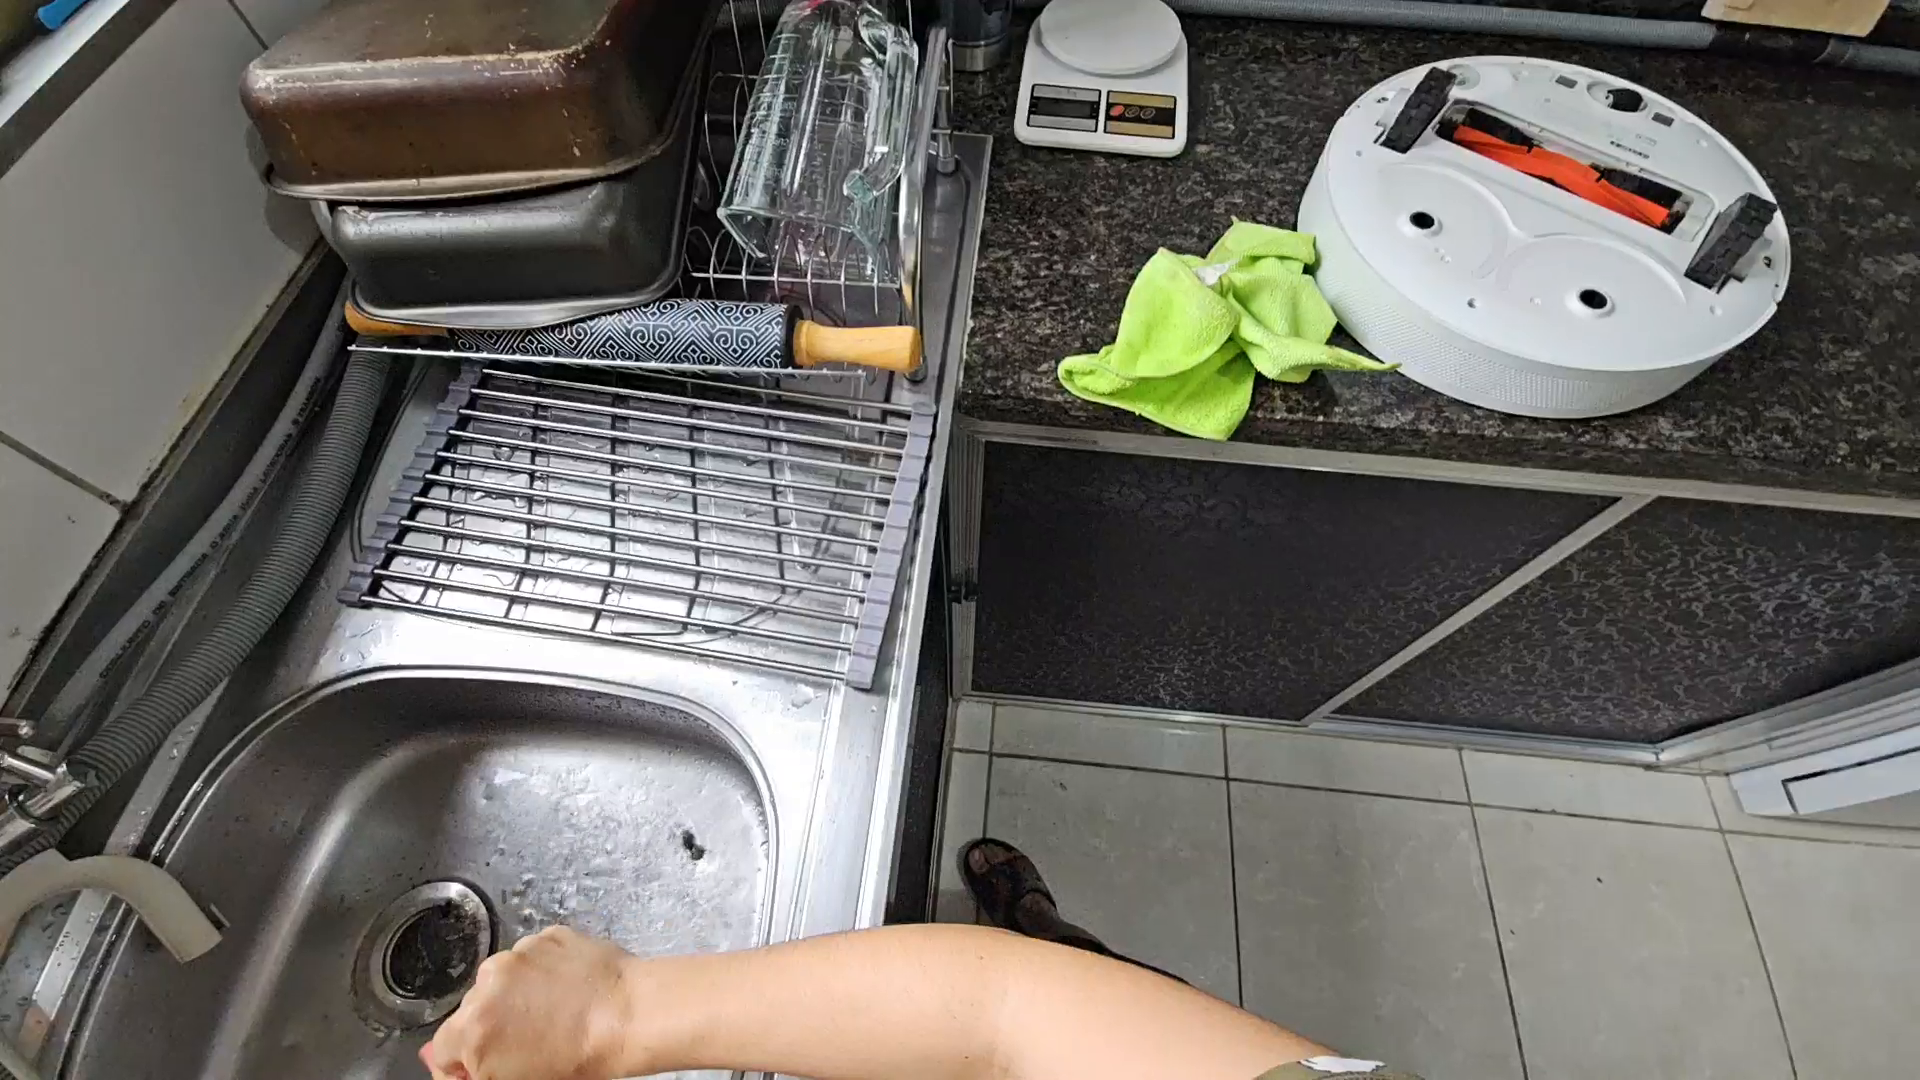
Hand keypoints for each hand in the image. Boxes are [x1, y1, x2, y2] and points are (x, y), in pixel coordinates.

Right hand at [421, 925, 642, 1079]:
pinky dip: (542, 969)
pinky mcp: (553, 933)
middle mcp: (490, 980)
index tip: (492, 1067)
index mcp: (471, 1026)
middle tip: (526, 1039)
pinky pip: (534, 956)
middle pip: (473, 1009)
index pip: (443, 1049)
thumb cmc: (572, 1062)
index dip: (466, 1063)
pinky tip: (567, 986)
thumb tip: (445, 1060)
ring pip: (502, 978)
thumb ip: (469, 1078)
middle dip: (490, 1025)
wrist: (628, 1013)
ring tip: (550, 1010)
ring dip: (514, 993)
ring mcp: (524, 951)